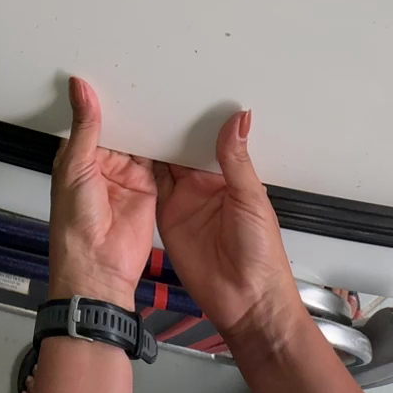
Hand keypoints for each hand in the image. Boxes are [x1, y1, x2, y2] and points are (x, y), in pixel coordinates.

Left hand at [47, 77, 157, 308]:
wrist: (100, 267)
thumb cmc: (74, 225)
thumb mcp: (76, 166)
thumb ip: (85, 126)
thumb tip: (79, 88)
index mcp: (78, 154)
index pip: (90, 117)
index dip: (99, 97)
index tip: (108, 68)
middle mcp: (103, 161)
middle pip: (118, 125)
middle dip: (127, 106)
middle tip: (139, 71)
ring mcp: (126, 173)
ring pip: (138, 138)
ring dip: (145, 121)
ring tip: (157, 88)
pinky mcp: (148, 185)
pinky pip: (157, 158)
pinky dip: (163, 143)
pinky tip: (170, 121)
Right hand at [154, 109, 304, 343]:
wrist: (246, 303)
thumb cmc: (262, 257)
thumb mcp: (251, 199)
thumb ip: (236, 159)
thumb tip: (239, 120)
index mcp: (227, 175)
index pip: (207, 137)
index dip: (195, 116)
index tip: (182, 89)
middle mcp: (202, 183)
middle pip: (180, 145)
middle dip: (167, 124)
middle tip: (150, 93)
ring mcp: (182, 198)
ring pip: (162, 161)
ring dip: (152, 141)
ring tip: (136, 110)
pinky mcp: (165, 214)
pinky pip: (150, 186)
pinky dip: (139, 169)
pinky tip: (130, 147)